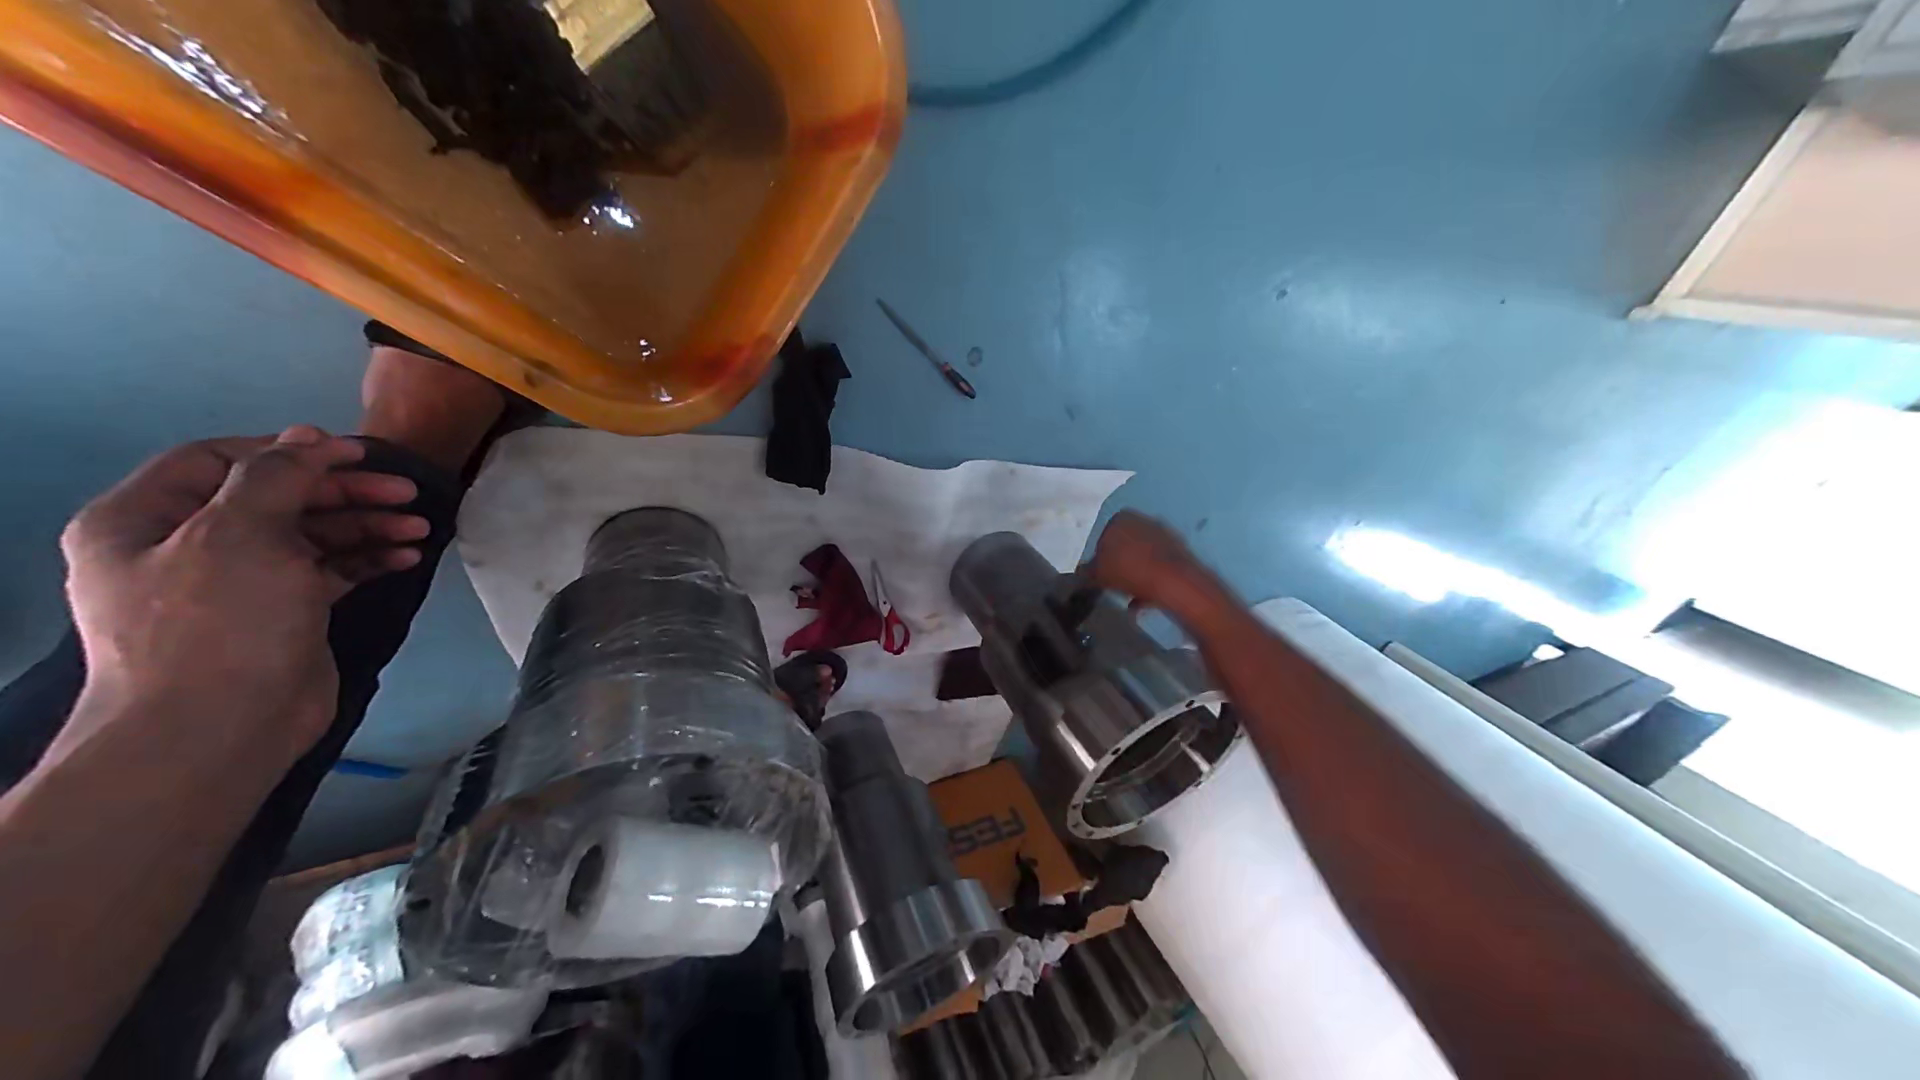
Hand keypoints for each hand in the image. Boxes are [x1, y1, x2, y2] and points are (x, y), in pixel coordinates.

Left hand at [56, 427, 426, 766]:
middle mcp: (187, 545)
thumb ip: (276, 475)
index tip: (358, 455)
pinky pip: (329, 570)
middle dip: (345, 492)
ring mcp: (239, 582)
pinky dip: (368, 560)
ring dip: (367, 526)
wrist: (219, 727)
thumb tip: (309, 437)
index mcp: (144, 519)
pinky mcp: (283, 611)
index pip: (218, 459)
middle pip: (277, 497)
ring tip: (421, 528)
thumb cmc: (218, 622)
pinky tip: (407, 558)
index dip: (290, 451)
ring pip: (310, 534)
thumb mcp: (239, 533)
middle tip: (407, 493)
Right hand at [1087, 510, 1234, 624]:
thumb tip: (1080, 573)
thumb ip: (1085, 573)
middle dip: (1120, 565)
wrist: (1173, 581)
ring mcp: (1165, 533)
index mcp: (1121, 518)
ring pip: (1143, 556)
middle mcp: (1143, 519)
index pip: (1103, 537)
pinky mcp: (1181, 549)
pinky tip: (1147, 599)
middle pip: (1125, 545)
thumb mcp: (1097, 575)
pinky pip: (1159, 565)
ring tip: (1132, 597)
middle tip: (1115, 585)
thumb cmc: (1128, 571)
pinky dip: (1152, 579)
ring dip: (1137, 574)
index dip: (1100, 558)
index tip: (1101, 576)